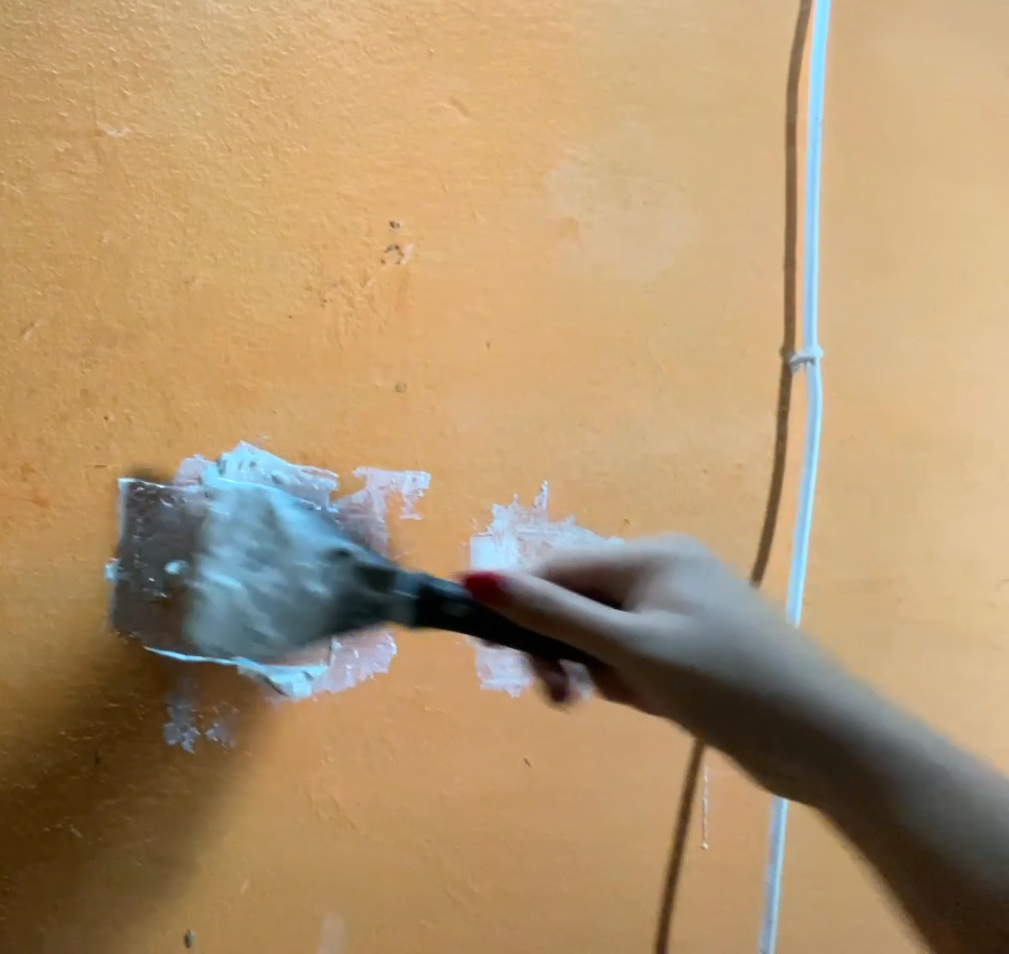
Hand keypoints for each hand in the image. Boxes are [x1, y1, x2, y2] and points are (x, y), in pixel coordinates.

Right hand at [463, 536, 874, 804]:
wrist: (839, 752)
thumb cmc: (728, 686)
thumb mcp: (629, 649)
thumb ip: (547, 613)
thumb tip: (469, 577)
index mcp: (649, 555)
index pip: (554, 571)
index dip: (518, 607)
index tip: (496, 653)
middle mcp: (661, 569)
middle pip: (572, 600)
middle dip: (560, 647)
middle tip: (557, 695)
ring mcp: (678, 605)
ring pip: (595, 629)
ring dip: (590, 667)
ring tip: (607, 701)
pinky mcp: (690, 640)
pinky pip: (625, 648)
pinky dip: (620, 675)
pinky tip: (643, 700)